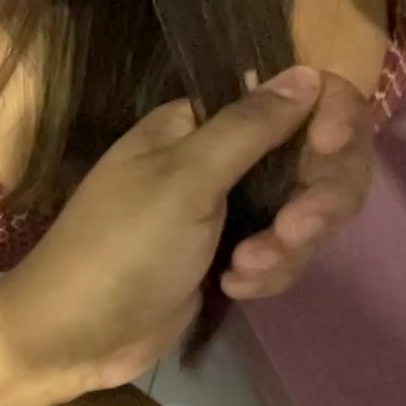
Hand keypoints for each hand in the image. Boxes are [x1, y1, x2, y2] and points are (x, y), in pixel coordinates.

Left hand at [0, 66, 325, 384]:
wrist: (75, 332)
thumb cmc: (121, 248)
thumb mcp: (183, 181)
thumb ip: (248, 127)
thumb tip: (307, 73)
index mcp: (194, 125)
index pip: (291, 95)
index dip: (327, 116)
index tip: (330, 148)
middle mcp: (213, 159)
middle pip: (314, 158)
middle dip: (314, 199)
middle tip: (292, 230)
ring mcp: (222, 209)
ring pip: (303, 210)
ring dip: (286, 244)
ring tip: (244, 269)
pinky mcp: (226, 254)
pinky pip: (281, 252)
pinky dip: (267, 272)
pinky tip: (233, 288)